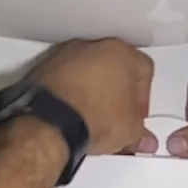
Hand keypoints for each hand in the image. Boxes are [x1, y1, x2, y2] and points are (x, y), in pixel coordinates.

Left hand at [30, 39, 155, 155]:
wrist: (51, 122)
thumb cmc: (91, 115)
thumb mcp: (129, 131)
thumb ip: (139, 133)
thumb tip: (138, 139)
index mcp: (122, 53)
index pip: (144, 70)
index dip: (143, 96)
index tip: (137, 114)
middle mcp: (94, 48)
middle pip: (114, 67)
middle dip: (117, 91)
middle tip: (117, 115)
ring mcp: (66, 55)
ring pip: (87, 70)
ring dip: (92, 90)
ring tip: (92, 118)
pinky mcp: (44, 68)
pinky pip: (64, 78)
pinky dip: (69, 92)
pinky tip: (71, 114)